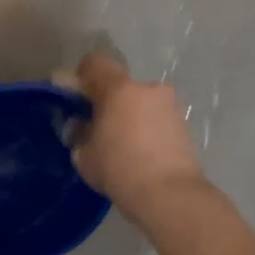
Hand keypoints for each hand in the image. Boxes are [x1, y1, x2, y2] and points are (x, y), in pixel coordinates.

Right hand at [66, 51, 208, 216]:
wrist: (166, 191)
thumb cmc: (117, 167)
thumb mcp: (82, 153)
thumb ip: (79, 131)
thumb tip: (81, 123)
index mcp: (119, 90)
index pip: (95, 64)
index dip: (80, 75)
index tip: (72, 96)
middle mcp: (147, 88)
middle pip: (119, 85)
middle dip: (104, 101)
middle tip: (92, 127)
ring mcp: (169, 103)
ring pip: (138, 101)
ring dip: (125, 114)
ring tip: (115, 143)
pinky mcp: (182, 121)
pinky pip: (153, 115)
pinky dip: (141, 126)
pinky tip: (134, 150)